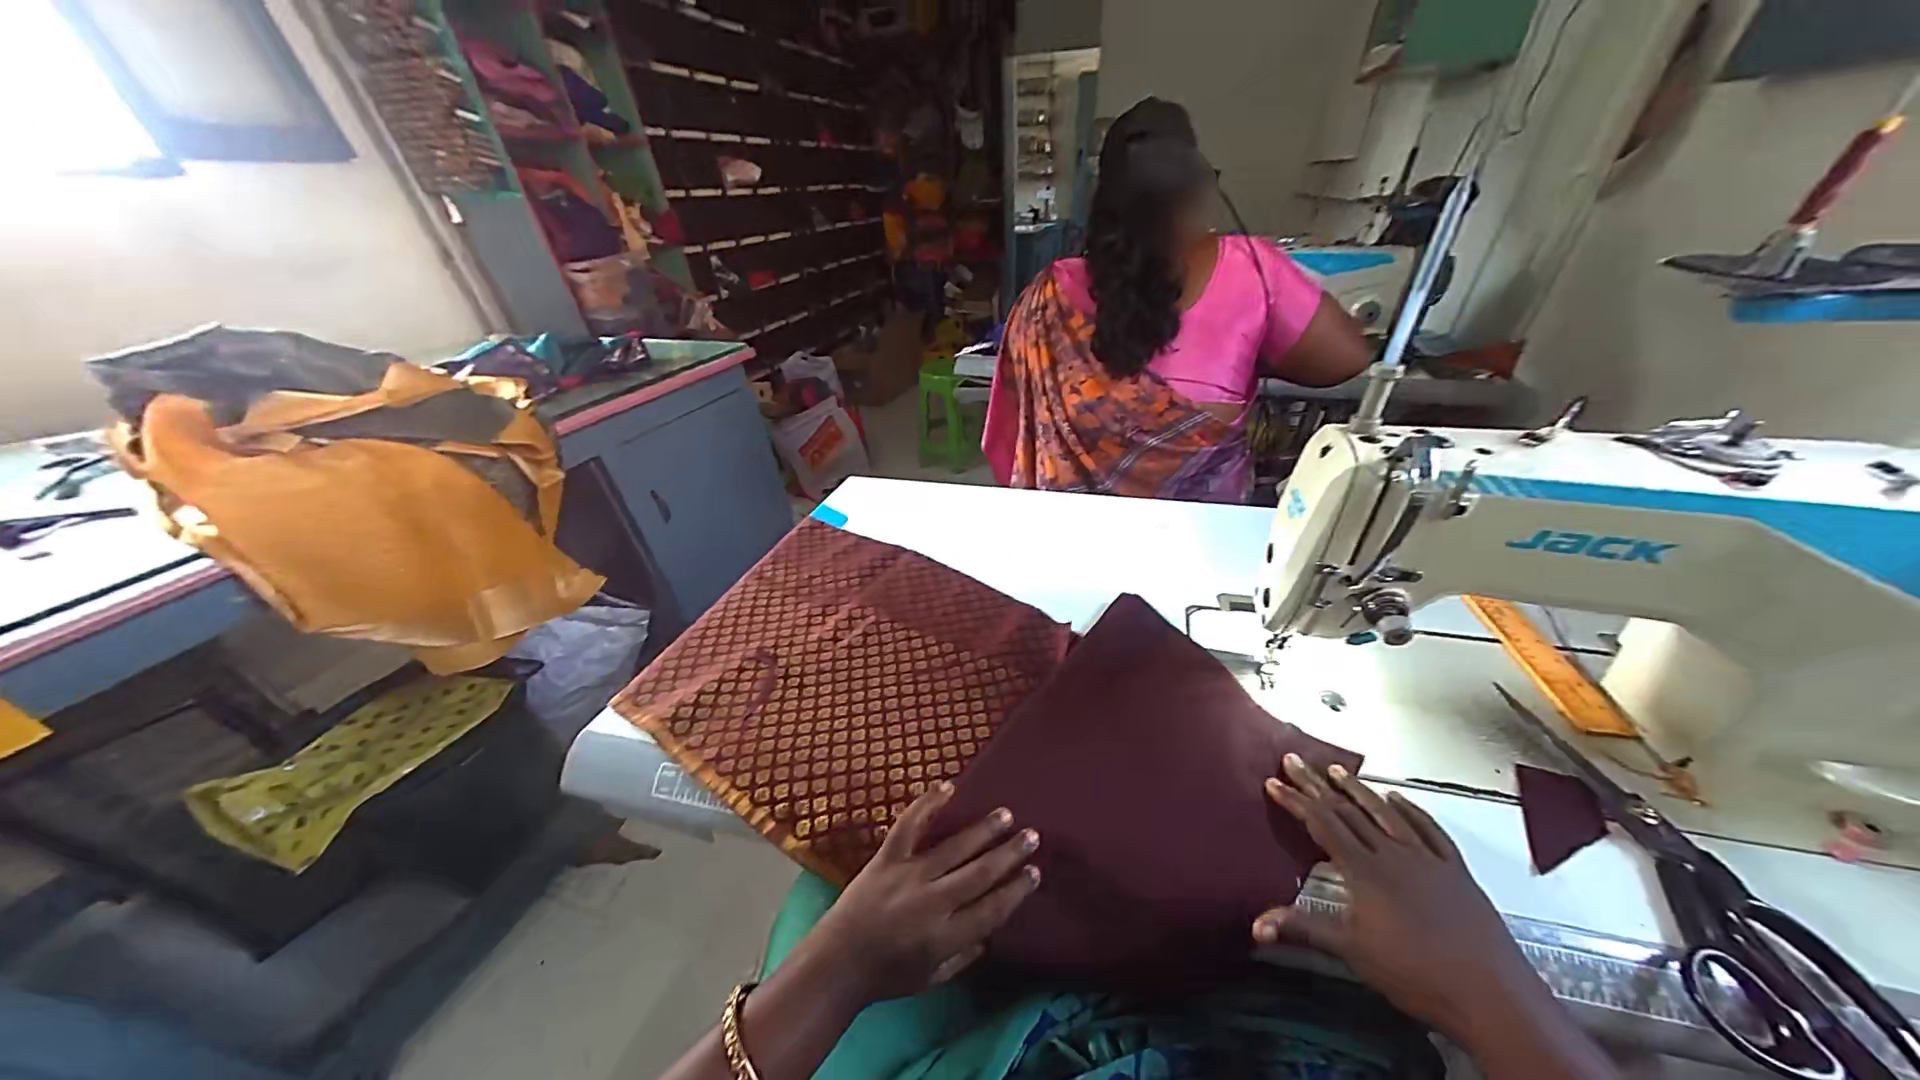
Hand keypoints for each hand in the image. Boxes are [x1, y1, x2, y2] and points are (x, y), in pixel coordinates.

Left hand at [800, 782, 1040, 1002]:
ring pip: (954, 847)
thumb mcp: (932, 978)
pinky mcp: (886, 858)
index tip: (1035, 872)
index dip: (1017, 889)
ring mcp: (908, 876)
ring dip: (983, 829)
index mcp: (945, 937)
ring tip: (1006, 815)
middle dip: (1009, 854)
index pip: (992, 909)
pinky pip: (910, 825)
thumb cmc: (886, 975)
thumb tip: (990, 932)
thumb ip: (964, 955)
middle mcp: (932, 903)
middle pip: (980, 873)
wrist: (836, 963)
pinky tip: (948, 787)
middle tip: (1032, 836)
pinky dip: (927, 803)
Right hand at [1255, 755, 1545, 1040]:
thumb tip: (1257, 926)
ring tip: (1338, 769)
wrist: (1493, 997)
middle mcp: (1393, 855)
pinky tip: (1399, 799)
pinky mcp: (1457, 873)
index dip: (1294, 801)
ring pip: (1385, 814)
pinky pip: (1430, 831)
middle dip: (1316, 784)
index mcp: (1364, 870)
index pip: (1321, 824)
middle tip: (1295, 761)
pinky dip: (1412, 811)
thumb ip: (1303, 929)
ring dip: (1358, 789)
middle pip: (1347, 811)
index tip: (1274, 782)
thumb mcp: (1352, 952)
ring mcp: (1427, 861)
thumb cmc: (1418, 975)